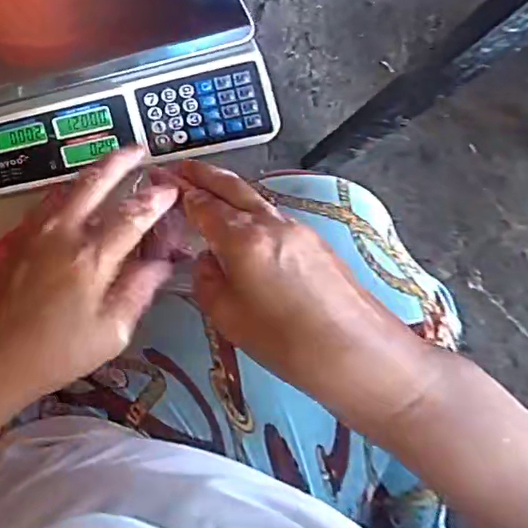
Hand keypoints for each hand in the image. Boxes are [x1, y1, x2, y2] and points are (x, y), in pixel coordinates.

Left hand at [0, 147, 179, 417]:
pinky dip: (70, 187)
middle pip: (95, 182)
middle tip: (138, 149)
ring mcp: (37, 228)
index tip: (171, 189)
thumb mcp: (110, 332)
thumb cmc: (55, 352)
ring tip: (113, 162)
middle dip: (120, 161)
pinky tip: (78, 190)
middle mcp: (64, 231)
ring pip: (69, 186)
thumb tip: (160, 263)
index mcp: (92, 257)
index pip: (132, 215)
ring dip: (94, 170)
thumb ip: (137, 291)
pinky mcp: (20, 233)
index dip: (155, 200)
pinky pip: (50, 199)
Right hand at [175, 160, 451, 436]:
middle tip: (178, 166)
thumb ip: (207, 281)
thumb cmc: (290, 345)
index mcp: (241, 239)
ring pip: (252, 198)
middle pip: (229, 186)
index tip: (158, 180)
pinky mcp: (316, 243)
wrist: (369, 361)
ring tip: (205, 190)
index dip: (177, 190)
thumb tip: (208, 262)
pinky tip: (240, 225)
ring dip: (226, 189)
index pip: (200, 203)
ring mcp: (297, 229)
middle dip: (201, 173)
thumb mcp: (228, 318)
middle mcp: (269, 223)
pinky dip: (247, 210)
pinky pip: (270, 215)